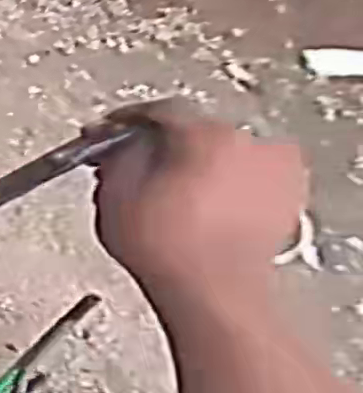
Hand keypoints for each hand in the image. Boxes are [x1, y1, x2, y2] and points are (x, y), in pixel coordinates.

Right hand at [93, 100, 305, 300]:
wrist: (211, 281)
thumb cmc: (164, 243)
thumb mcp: (113, 191)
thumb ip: (117, 154)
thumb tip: (120, 141)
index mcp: (207, 137)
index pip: (160, 110)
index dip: (123, 119)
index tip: (104, 128)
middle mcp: (252, 144)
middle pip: (191, 130)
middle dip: (153, 146)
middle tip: (121, 164)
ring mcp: (277, 167)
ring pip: (217, 151)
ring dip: (184, 163)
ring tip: (154, 189)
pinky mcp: (287, 190)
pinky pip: (241, 172)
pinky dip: (212, 180)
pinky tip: (188, 202)